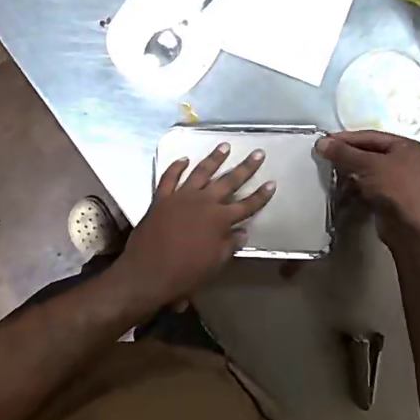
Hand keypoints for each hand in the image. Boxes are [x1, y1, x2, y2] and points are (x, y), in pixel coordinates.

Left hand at [109, 144, 274, 312]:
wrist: (147, 273)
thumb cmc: (185, 273)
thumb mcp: (214, 263)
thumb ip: (229, 245)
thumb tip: (242, 232)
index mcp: (219, 220)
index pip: (246, 205)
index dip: (261, 196)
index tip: (272, 183)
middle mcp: (203, 202)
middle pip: (229, 181)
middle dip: (245, 168)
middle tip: (258, 153)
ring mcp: (180, 197)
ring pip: (201, 172)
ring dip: (214, 158)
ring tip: (225, 146)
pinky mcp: (161, 198)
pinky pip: (169, 178)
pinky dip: (176, 167)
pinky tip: (184, 159)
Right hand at [316, 131, 419, 248]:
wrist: (409, 228)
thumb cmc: (396, 190)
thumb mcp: (368, 165)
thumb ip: (344, 153)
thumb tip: (322, 143)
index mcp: (406, 147)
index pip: (370, 136)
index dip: (345, 138)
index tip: (325, 142)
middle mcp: (404, 161)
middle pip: (369, 152)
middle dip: (347, 155)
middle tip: (325, 155)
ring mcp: (398, 181)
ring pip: (367, 170)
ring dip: (349, 171)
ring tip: (330, 171)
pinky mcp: (389, 198)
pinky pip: (368, 185)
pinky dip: (354, 185)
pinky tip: (342, 188)